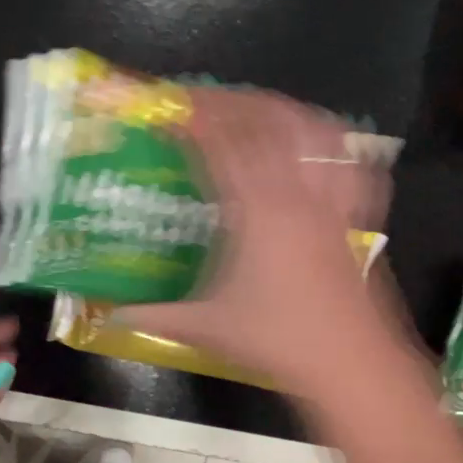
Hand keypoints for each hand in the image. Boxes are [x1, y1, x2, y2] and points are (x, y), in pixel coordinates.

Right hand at [115, 88, 397, 399]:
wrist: (348, 362)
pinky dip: (328, 142)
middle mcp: (296, 193)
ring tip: (254, 109)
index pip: (222, 146)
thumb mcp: (203, 328)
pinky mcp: (354, 217)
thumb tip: (107, 315)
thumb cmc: (274, 341)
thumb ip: (151, 315)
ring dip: (280, 111)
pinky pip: (348, 161)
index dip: (194, 120)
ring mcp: (332, 202)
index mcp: (255, 212)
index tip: (169, 109)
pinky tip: (317, 142)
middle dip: (233, 103)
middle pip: (267, 124)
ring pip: (311, 132)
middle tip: (203, 100)